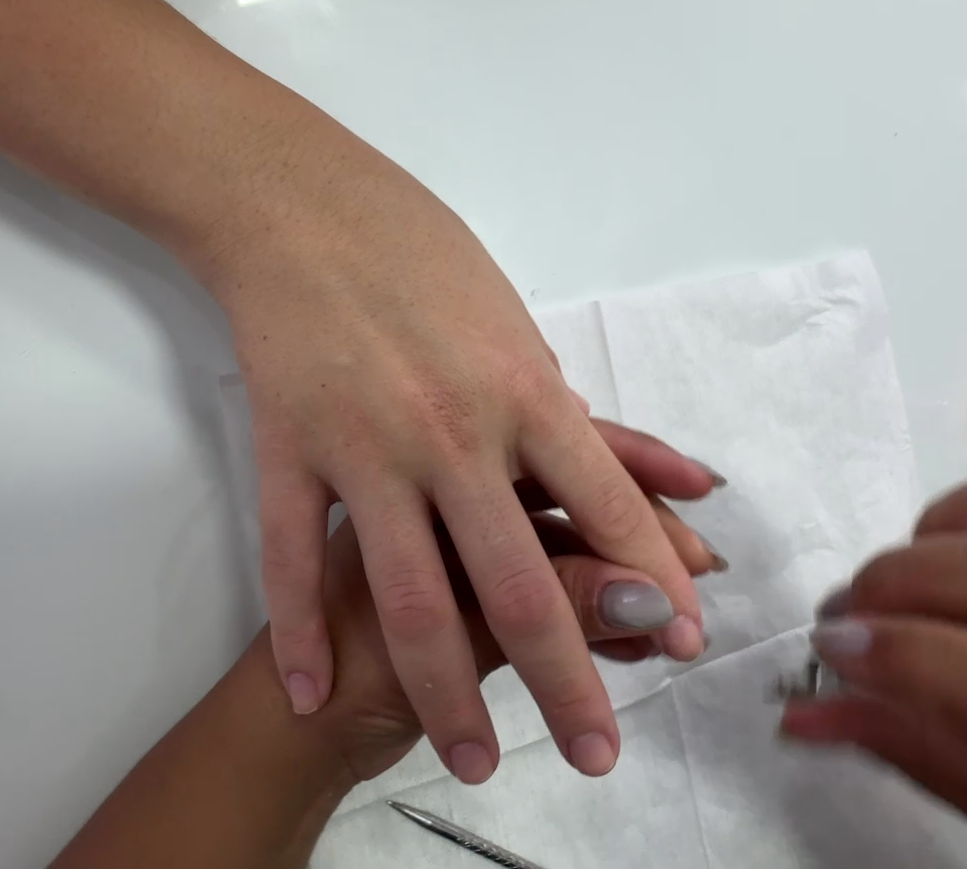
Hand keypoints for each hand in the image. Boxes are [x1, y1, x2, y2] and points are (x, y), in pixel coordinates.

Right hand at [214, 143, 710, 783]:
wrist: (300, 206)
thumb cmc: (416, 249)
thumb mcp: (509, 316)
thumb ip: (553, 403)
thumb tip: (616, 464)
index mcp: (520, 389)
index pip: (605, 507)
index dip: (652, 580)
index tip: (680, 640)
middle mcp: (452, 432)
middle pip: (521, 582)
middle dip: (570, 681)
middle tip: (600, 753)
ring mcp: (364, 448)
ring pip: (411, 599)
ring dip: (447, 695)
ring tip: (478, 760)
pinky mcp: (286, 452)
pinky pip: (293, 558)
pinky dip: (299, 633)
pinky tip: (313, 692)